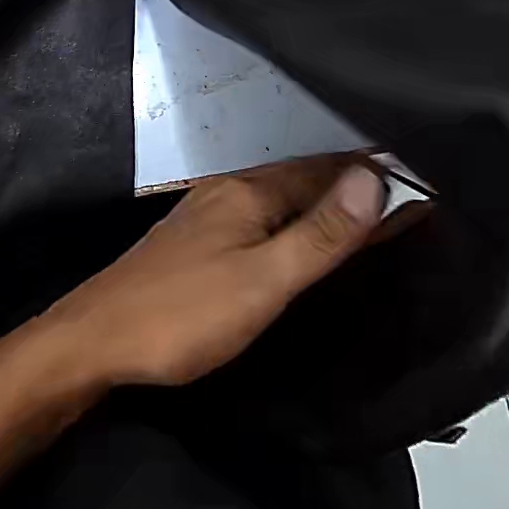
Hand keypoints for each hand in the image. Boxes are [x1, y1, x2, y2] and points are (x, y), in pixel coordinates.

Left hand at [41, 155, 393, 387]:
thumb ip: (318, 234)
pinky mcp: (192, 242)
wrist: (95, 339)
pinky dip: (287, 222)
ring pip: (276, 199)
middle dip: (346, 184)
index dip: (368, 171)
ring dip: (317, 203)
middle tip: (398, 196)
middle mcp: (225, 192)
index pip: (322, 169)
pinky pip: (255, 219)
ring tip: (358, 216)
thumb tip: (372, 178)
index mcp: (247, 192)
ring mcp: (204, 215)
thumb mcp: (263, 280)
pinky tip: (293, 240)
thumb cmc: (182, 313)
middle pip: (299, 180)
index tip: (414, 174)